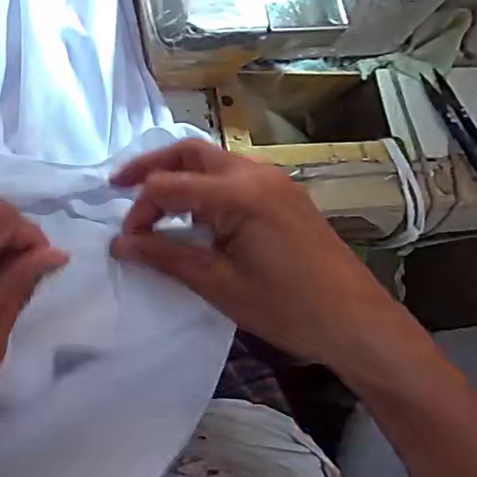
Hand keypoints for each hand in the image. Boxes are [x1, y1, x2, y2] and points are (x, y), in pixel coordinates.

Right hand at [109, 139, 425, 375]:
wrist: (357, 323)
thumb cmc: (287, 307)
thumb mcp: (218, 284)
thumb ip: (165, 256)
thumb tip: (121, 244)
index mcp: (237, 194)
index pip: (168, 186)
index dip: (139, 211)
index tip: (126, 243)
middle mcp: (255, 174)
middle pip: (189, 153)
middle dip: (150, 167)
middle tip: (119, 188)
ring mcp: (274, 182)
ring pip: (212, 160)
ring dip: (177, 173)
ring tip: (150, 199)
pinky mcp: (284, 195)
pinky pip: (232, 175)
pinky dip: (203, 184)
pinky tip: (193, 212)